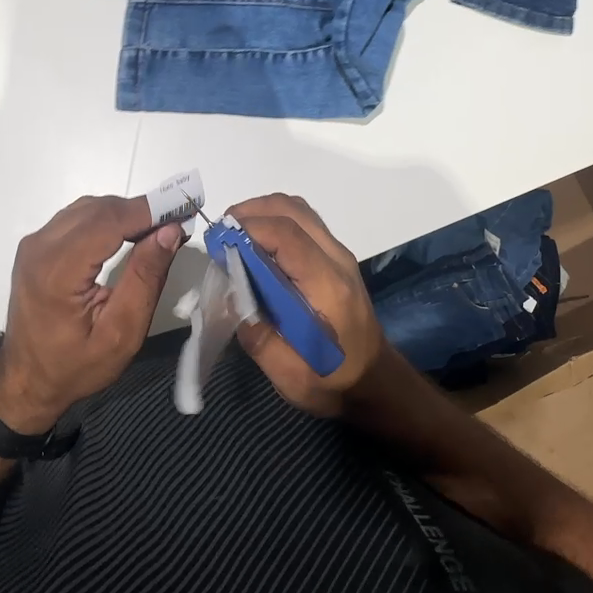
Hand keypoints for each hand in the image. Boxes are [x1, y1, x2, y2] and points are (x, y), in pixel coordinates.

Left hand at [0, 196, 185, 433]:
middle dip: (140, 211)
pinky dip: (106, 219)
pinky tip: (128, 235)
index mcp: (56, 271)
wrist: (26, 380)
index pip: (107, 221)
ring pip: (87, 208)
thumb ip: (145, 279)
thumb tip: (170, 231)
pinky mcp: (35, 245)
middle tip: (175, 226)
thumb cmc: (75, 366)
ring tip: (156, 232)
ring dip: (123, 213)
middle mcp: (39, 247)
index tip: (183, 211)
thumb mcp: (121, 333)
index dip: (147, 211)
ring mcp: (33, 243)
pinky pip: (76, 218)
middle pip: (98, 209)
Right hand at [229, 194, 386, 416]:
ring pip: (297, 209)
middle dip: (250, 212)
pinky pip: (302, 222)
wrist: (375, 383)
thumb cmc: (333, 382)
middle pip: (292, 209)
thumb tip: (230, 297)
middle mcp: (336, 259)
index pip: (286, 235)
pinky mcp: (334, 257)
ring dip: (262, 213)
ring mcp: (338, 255)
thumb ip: (258, 338)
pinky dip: (274, 221)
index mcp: (327, 286)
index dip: (248, 228)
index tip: (217, 242)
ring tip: (235, 237)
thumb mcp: (290, 376)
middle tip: (221, 235)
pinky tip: (256, 246)